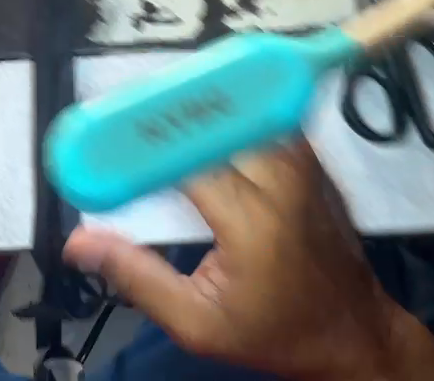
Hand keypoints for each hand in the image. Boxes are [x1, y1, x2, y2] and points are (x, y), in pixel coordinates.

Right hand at [62, 140, 433, 380]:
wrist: (355, 331)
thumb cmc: (275, 331)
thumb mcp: (198, 324)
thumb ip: (136, 276)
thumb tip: (78, 244)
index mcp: (251, 221)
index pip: (185, 159)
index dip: (142, 142)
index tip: (104, 137)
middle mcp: (278, 178)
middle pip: (209, 121)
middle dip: (163, 112)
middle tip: (122, 113)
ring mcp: (298, 159)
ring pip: (235, 108)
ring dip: (193, 103)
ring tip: (152, 106)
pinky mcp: (305, 152)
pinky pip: (256, 112)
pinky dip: (222, 107)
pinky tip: (194, 112)